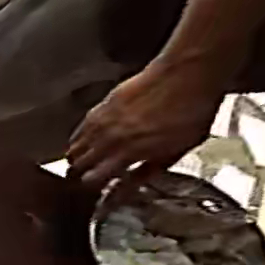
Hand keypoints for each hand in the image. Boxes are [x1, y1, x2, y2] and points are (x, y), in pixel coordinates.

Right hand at [66, 63, 221, 187]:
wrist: (186, 74)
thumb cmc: (193, 108)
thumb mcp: (185, 143)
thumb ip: (154, 165)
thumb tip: (132, 183)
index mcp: (129, 153)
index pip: (94, 179)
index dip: (93, 187)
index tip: (97, 190)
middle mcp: (106, 142)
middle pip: (77, 167)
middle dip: (81, 175)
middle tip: (87, 177)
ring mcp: (97, 128)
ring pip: (71, 152)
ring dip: (77, 160)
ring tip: (86, 161)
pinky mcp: (93, 114)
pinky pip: (75, 135)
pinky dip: (78, 143)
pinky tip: (89, 143)